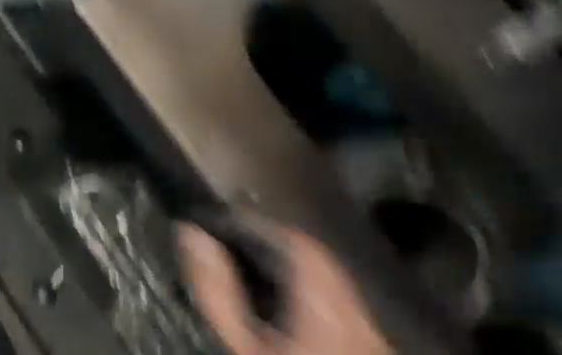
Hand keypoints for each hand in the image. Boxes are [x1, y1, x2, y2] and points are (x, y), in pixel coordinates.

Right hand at [179, 220, 391, 354]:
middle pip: (321, 265)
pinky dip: (307, 296)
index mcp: (326, 310)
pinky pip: (340, 310)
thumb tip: (191, 234)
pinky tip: (280, 308)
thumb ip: (214, 288)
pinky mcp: (370, 354)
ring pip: (333, 287)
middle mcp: (360, 321)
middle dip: (274, 247)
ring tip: (248, 270)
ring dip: (292, 271)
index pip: (302, 247)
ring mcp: (373, 342)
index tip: (224, 221)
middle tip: (231, 241)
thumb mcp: (236, 342)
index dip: (262, 226)